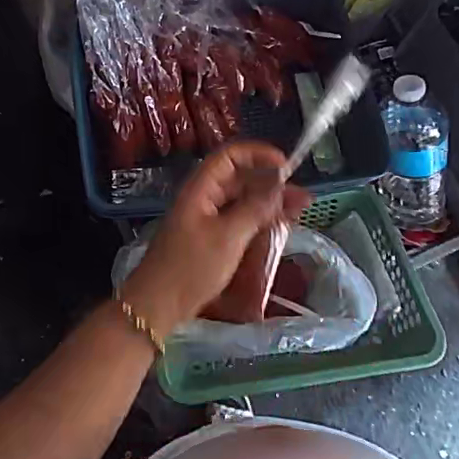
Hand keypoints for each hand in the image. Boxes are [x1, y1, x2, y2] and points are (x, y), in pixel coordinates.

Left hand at [123, 143, 310, 332]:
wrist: (157, 304)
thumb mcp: (229, 237)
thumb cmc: (191, 268)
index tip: (286, 166)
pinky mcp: (207, 238)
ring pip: (239, 201)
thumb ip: (255, 208)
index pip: (230, 156)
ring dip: (267, 203)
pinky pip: (236, 220)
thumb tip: (279, 182)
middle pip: (238, 179)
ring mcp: (203, 218)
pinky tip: (277, 228)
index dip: (258, 154)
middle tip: (301, 197)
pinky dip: (257, 220)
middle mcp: (201, 198)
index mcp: (200, 189)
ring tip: (297, 211)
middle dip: (270, 183)